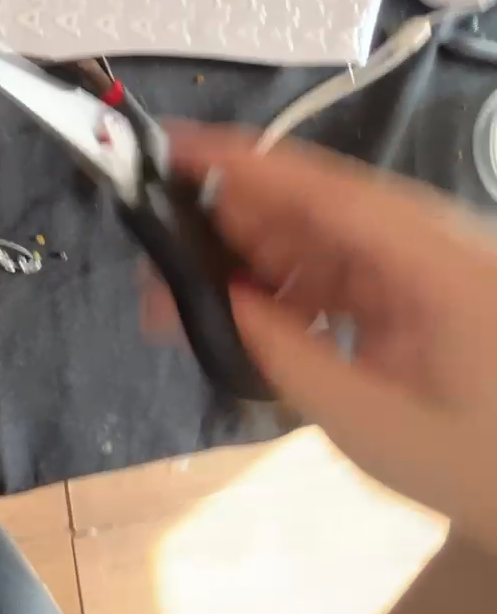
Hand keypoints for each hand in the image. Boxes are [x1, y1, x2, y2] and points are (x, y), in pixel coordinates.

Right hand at [167, 123, 496, 552]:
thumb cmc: (483, 468)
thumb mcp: (368, 421)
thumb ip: (282, 351)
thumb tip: (213, 298)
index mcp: (448, 271)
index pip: (335, 197)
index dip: (248, 164)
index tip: (170, 145)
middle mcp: (443, 254)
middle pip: (316, 214)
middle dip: (223, 226)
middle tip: (150, 256)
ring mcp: (433, 273)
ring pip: (315, 243)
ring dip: (239, 264)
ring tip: (174, 301)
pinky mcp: (423, 294)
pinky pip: (333, 272)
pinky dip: (274, 289)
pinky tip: (232, 314)